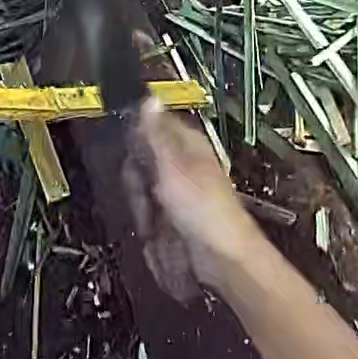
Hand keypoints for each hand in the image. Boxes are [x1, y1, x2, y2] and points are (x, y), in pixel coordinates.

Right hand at [130, 97, 268, 287]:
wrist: (223, 260)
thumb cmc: (203, 209)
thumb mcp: (174, 166)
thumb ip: (157, 133)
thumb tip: (149, 98)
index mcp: (187, 144)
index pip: (151, 127)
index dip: (137, 142)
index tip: (134, 159)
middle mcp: (182, 164)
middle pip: (141, 161)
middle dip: (137, 182)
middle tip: (148, 197)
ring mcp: (177, 192)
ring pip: (141, 190)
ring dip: (141, 207)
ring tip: (154, 222)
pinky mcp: (173, 216)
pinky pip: (148, 212)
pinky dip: (148, 223)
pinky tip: (155, 232)